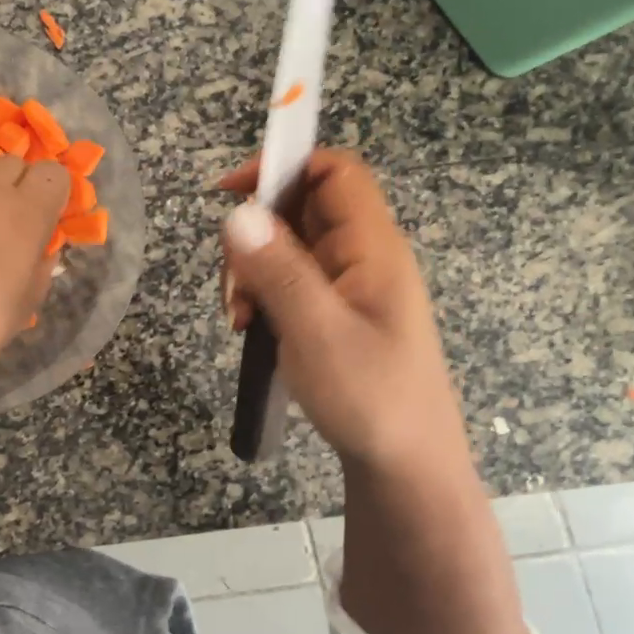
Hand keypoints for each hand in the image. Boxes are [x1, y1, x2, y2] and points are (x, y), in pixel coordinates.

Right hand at [218, 150, 465, 467]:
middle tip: (235, 282)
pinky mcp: (332, 311)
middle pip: (299, 208)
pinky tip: (249, 326)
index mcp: (373, 249)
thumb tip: (236, 211)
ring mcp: (346, 285)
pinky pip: (286, 280)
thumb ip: (278, 270)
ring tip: (240, 314)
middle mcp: (361, 257)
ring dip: (250, 270)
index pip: (334, 173)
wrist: (405, 466)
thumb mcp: (316, 332)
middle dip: (253, 234)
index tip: (229, 193)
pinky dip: (259, 294)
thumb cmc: (370, 397)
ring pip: (285, 246)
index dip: (283, 168)